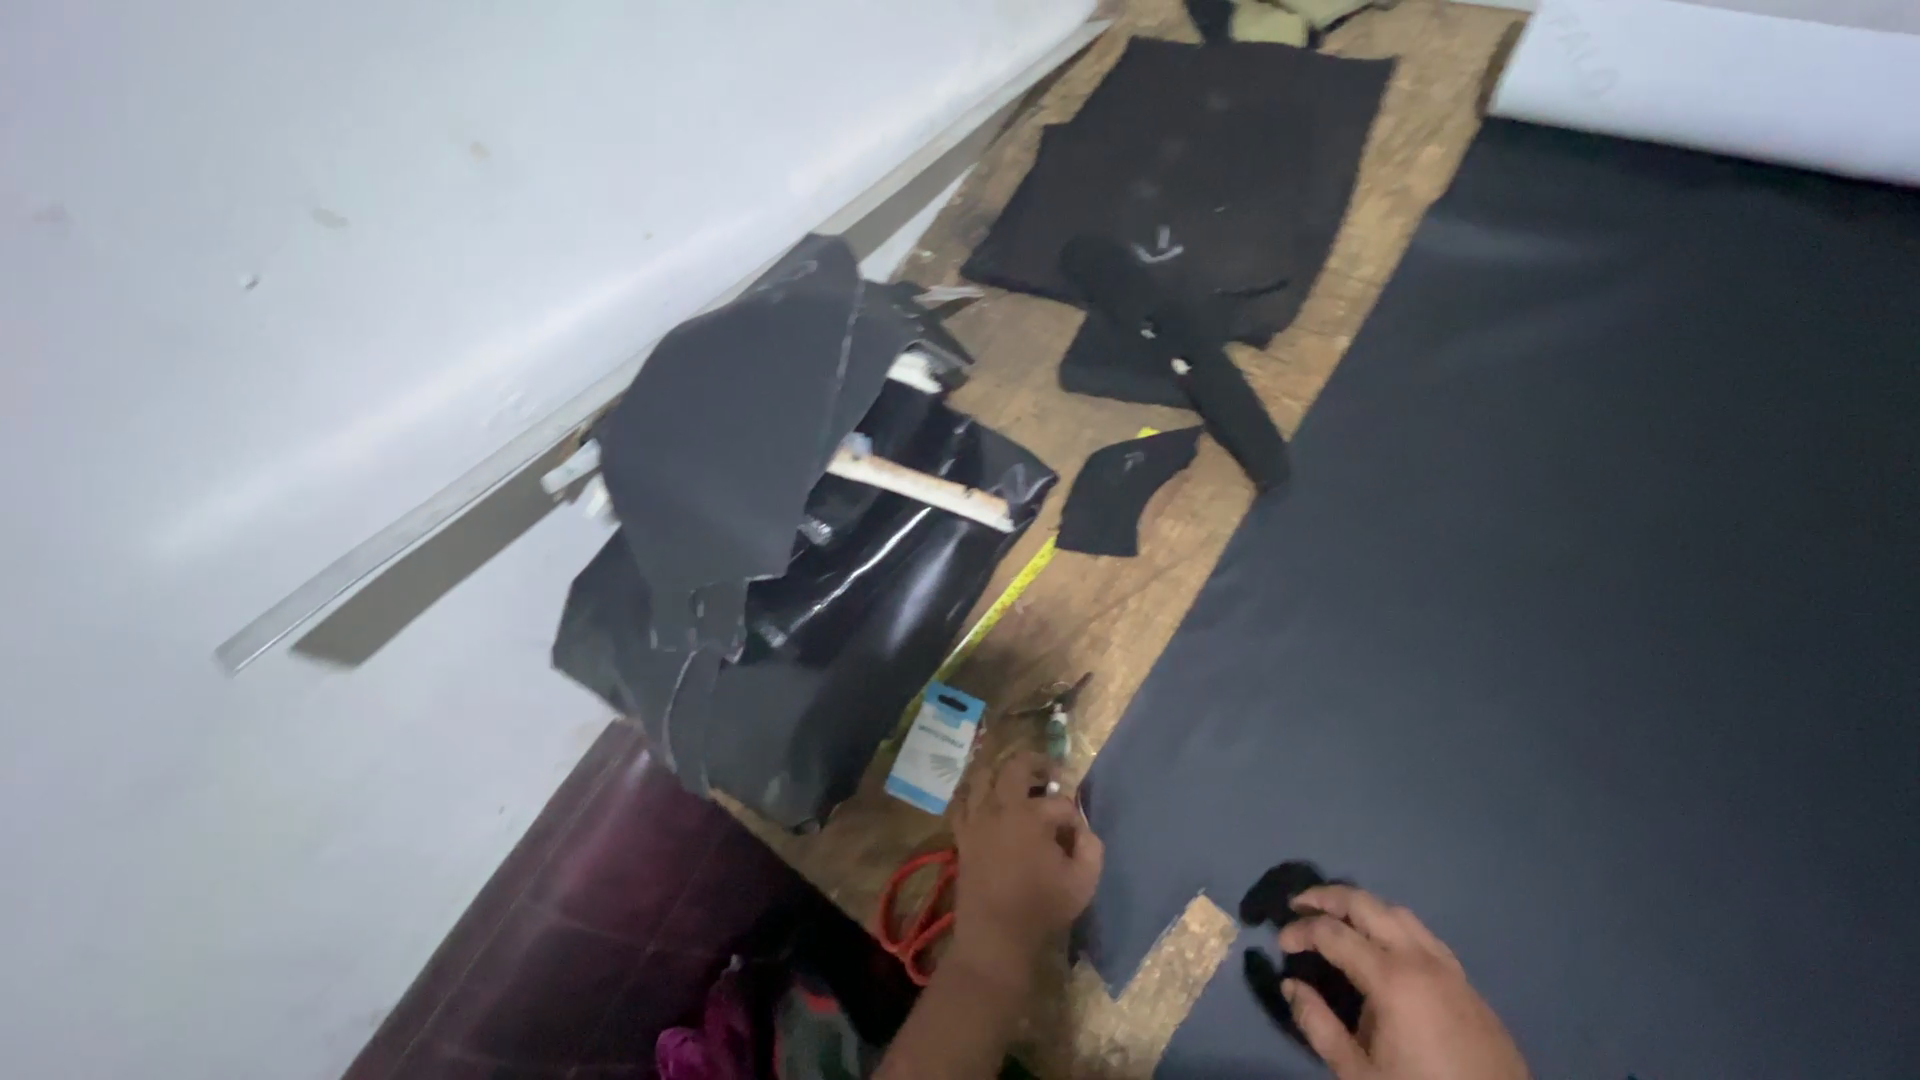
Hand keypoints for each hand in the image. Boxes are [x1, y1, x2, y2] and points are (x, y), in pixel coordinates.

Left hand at [948, 751, 1103, 988]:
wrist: (995, 937)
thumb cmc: (1041, 909)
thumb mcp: (1083, 882)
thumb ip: (1091, 847)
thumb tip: (1082, 829)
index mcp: (1031, 816)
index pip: (1059, 803)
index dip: (1073, 817)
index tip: (1076, 836)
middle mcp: (1000, 808)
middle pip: (1016, 766)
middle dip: (1038, 764)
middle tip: (1051, 773)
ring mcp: (976, 818)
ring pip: (984, 775)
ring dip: (1003, 772)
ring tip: (1019, 782)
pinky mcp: (962, 833)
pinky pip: (962, 800)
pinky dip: (974, 794)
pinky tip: (987, 800)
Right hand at [1278, 885, 1527, 1079]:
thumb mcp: (1358, 1073)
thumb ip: (1318, 1024)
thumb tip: (1290, 984)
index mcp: (1391, 978)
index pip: (1332, 932)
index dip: (1300, 930)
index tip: (1281, 942)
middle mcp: (1420, 959)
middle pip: (1366, 904)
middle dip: (1326, 897)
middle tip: (1299, 904)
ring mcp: (1448, 967)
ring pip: (1398, 912)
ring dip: (1361, 907)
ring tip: (1337, 918)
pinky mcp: (1466, 982)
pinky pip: (1423, 935)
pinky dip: (1392, 925)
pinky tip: (1382, 945)